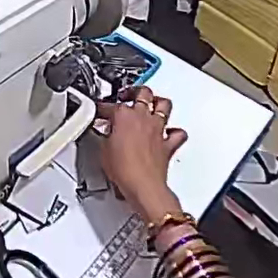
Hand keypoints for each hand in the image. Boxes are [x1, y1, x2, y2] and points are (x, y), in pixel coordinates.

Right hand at [95, 85, 187, 223]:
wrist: (143, 186)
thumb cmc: (124, 169)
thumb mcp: (103, 150)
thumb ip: (105, 136)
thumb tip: (105, 135)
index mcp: (123, 115)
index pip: (109, 105)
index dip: (102, 107)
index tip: (99, 110)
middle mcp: (142, 117)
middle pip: (142, 92)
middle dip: (134, 90)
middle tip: (128, 94)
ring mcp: (156, 129)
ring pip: (163, 104)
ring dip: (157, 101)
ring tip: (152, 101)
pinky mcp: (167, 144)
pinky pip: (177, 133)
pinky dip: (174, 131)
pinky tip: (170, 130)